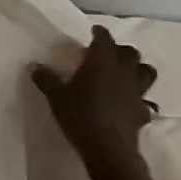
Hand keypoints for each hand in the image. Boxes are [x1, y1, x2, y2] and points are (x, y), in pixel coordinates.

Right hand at [32, 26, 157, 165]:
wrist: (107, 148)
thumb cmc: (80, 115)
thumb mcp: (56, 97)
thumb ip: (46, 79)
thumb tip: (34, 66)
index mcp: (103, 61)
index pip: (104, 38)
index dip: (99, 33)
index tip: (93, 31)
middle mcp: (124, 71)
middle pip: (130, 52)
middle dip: (120, 50)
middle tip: (107, 55)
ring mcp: (137, 91)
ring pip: (146, 72)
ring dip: (137, 70)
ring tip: (126, 74)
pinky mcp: (142, 111)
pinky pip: (146, 101)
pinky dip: (140, 100)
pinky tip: (131, 104)